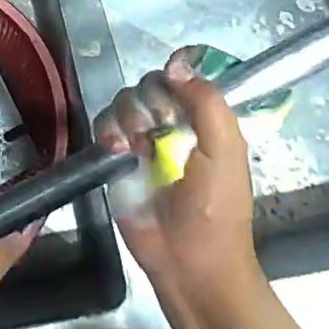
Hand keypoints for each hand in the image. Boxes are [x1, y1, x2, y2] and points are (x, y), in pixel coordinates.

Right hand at [95, 48, 258, 286]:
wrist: (189, 263)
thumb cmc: (216, 211)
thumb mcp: (225, 153)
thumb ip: (207, 105)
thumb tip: (177, 65)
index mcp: (204, 120)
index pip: (184, 76)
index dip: (174, 74)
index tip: (170, 84)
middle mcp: (172, 124)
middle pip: (149, 84)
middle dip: (149, 100)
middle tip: (155, 128)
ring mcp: (143, 140)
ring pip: (124, 101)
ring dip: (128, 116)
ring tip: (136, 147)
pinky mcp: (117, 157)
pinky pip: (103, 125)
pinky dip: (107, 131)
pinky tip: (118, 152)